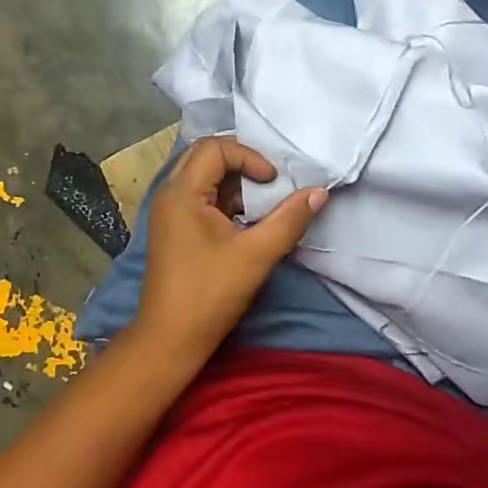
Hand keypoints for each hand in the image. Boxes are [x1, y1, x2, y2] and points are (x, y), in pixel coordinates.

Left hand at [130, 136, 327, 365]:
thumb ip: (289, 219)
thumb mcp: (256, 255)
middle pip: (205, 156)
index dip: (248, 157)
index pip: (214, 148)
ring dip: (234, 184)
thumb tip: (319, 191)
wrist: (169, 338)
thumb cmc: (209, 294)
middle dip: (241, 164)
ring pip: (202, 177)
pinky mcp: (173, 228)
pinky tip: (246, 222)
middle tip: (270, 184)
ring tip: (262, 205)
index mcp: (181, 192)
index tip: (274, 182)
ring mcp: (168, 211)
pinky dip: (224, 201)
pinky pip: (199, 198)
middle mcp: (169, 194)